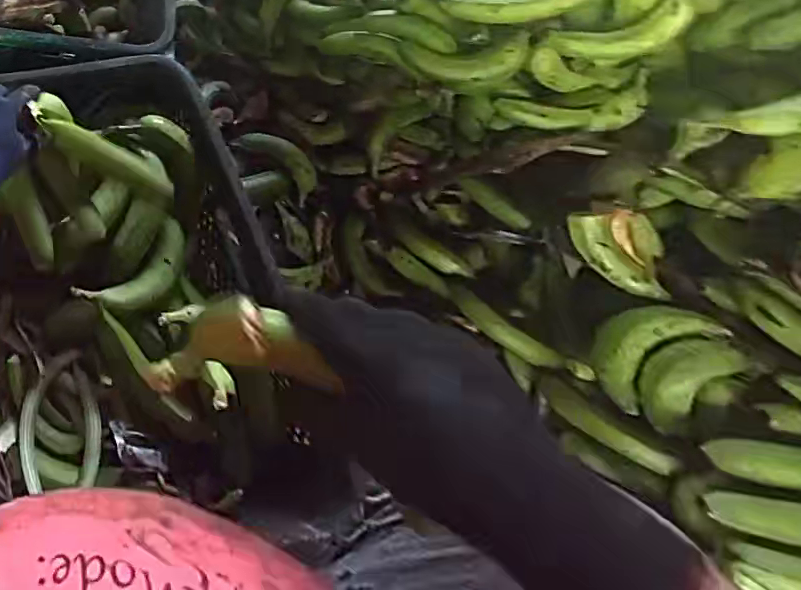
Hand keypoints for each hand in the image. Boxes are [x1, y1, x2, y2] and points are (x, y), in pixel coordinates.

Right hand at [279, 289, 708, 589]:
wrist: (529, 495)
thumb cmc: (432, 473)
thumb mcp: (361, 446)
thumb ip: (317, 408)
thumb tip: (286, 386)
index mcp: (370, 351)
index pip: (314, 310)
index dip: (288, 304)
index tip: (271, 306)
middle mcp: (401, 328)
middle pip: (349, 310)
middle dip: (326, 319)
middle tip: (312, 341)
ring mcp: (439, 332)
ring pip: (384, 318)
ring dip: (363, 330)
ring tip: (360, 360)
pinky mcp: (467, 344)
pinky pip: (416, 331)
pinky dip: (398, 342)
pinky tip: (408, 374)